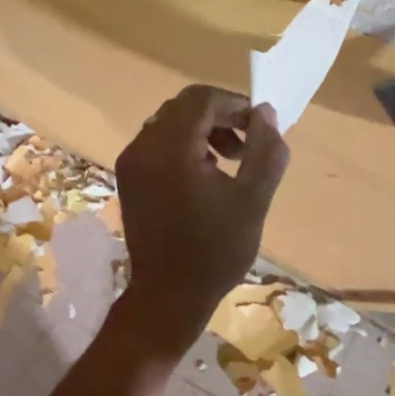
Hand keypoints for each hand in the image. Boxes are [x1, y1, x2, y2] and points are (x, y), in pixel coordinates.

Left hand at [115, 86, 289, 321]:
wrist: (168, 296)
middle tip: (247, 146)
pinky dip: (184, 147)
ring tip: (232, 161)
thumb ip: (265, 150)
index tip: (259, 128)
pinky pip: (158, 144)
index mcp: (170, 148)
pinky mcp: (128, 178)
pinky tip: (207, 176)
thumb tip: (266, 113)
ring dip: (203, 131)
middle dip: (220, 117)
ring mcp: (131, 162)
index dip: (235, 105)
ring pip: (169, 124)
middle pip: (183, 108)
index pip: (202, 99)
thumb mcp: (253, 200)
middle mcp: (143, 147)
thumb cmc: (215, 250)